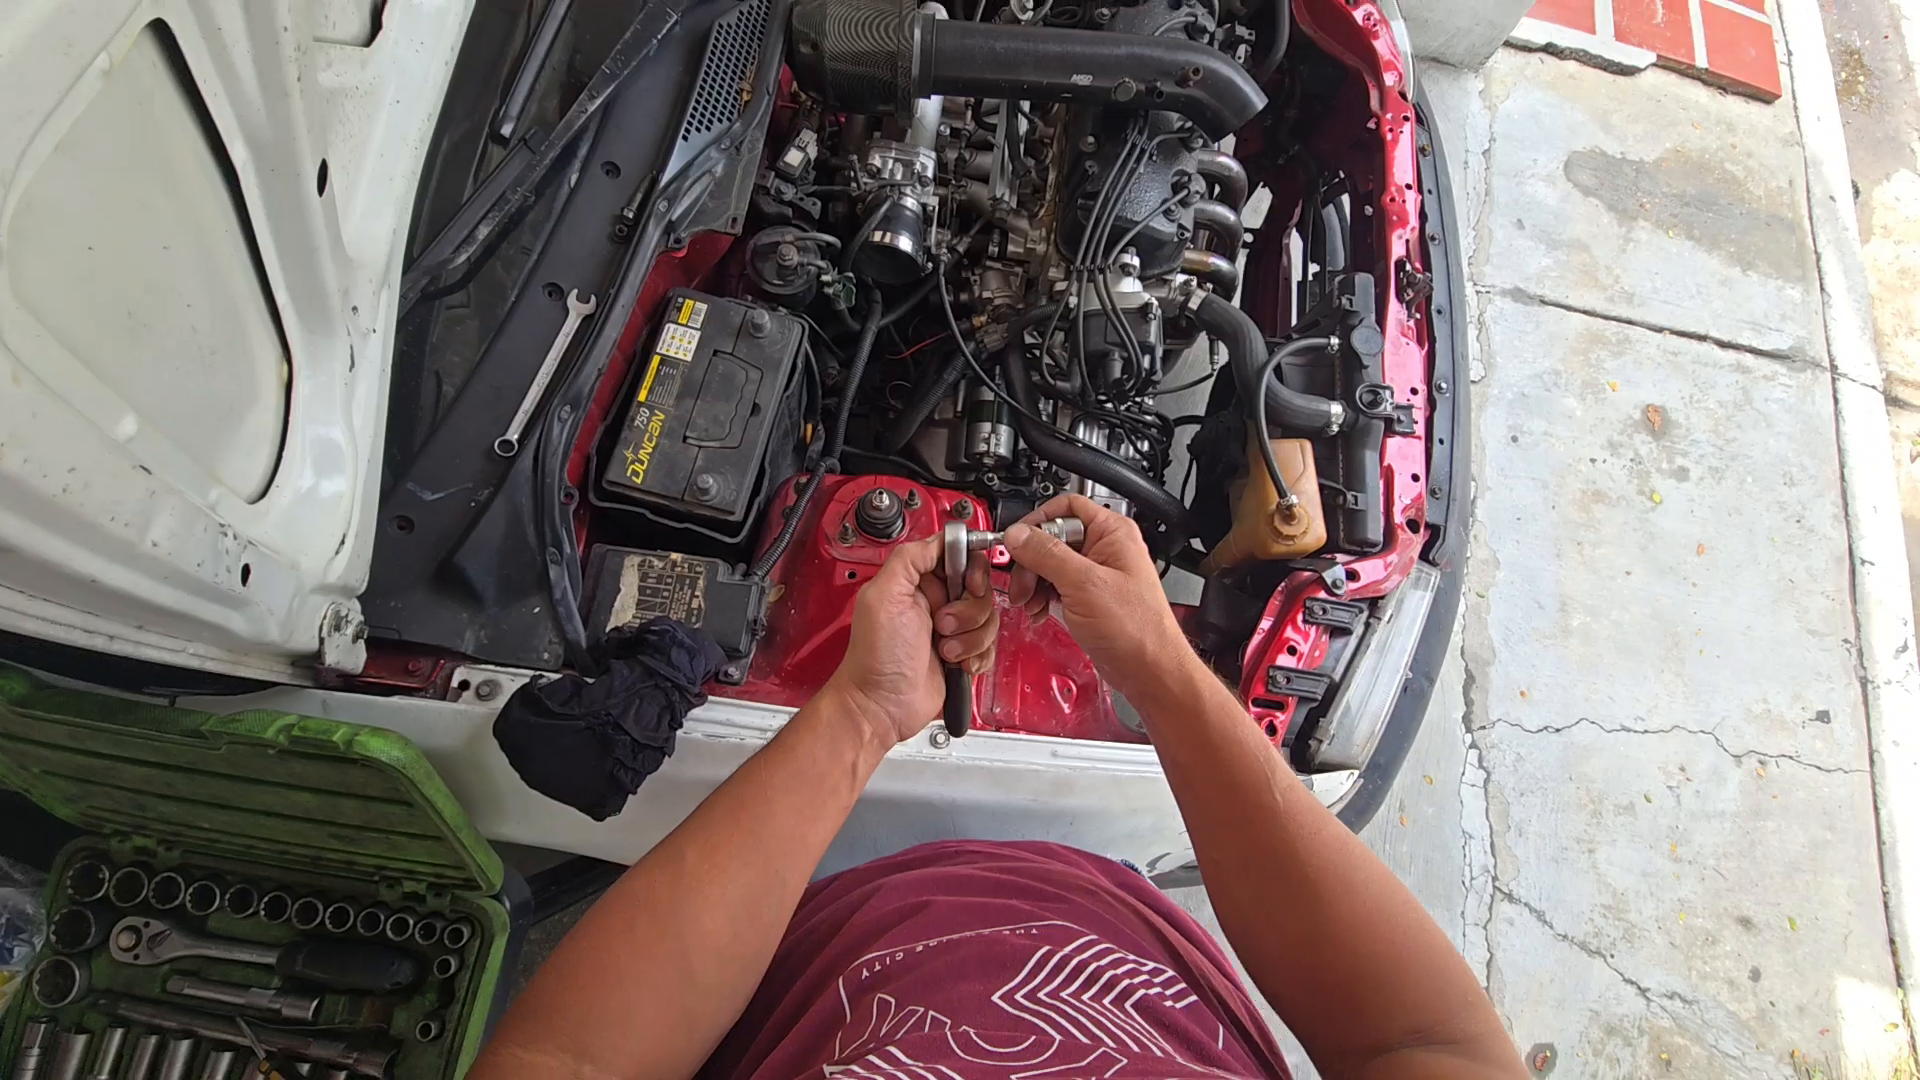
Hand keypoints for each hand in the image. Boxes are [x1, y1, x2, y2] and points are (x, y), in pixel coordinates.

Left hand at [824, 535, 997, 745]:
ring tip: (944, 650)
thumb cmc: (876, 658)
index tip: (969, 586)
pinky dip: (978, 656)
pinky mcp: (963, 652)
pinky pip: (990, 645)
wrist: (881, 706)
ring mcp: (952, 628)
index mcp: (918, 580)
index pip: (960, 556)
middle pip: (981, 587)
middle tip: (943, 625)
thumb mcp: (883, 597)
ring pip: (988, 618)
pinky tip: (956, 664)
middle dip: (969, 610)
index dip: (972, 569)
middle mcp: (936, 600)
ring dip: (971, 638)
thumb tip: (939, 538)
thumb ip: (910, 560)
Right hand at [1004, 494, 1192, 693]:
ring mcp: (1095, 574)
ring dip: (1032, 583)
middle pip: (1051, 538)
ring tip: (1029, 602)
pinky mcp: (1087, 597)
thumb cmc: (1136, 629)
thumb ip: (1046, 555)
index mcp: (1112, 533)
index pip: (1065, 508)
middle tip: (1021, 582)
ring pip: (1049, 564)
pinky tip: (1038, 612)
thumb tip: (1018, 535)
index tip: (1016, 543)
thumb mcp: (1084, 584)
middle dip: (1030, 561)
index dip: (1037, 524)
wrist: (1149, 671)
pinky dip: (1041, 597)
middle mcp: (1104, 549)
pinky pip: (1054, 586)